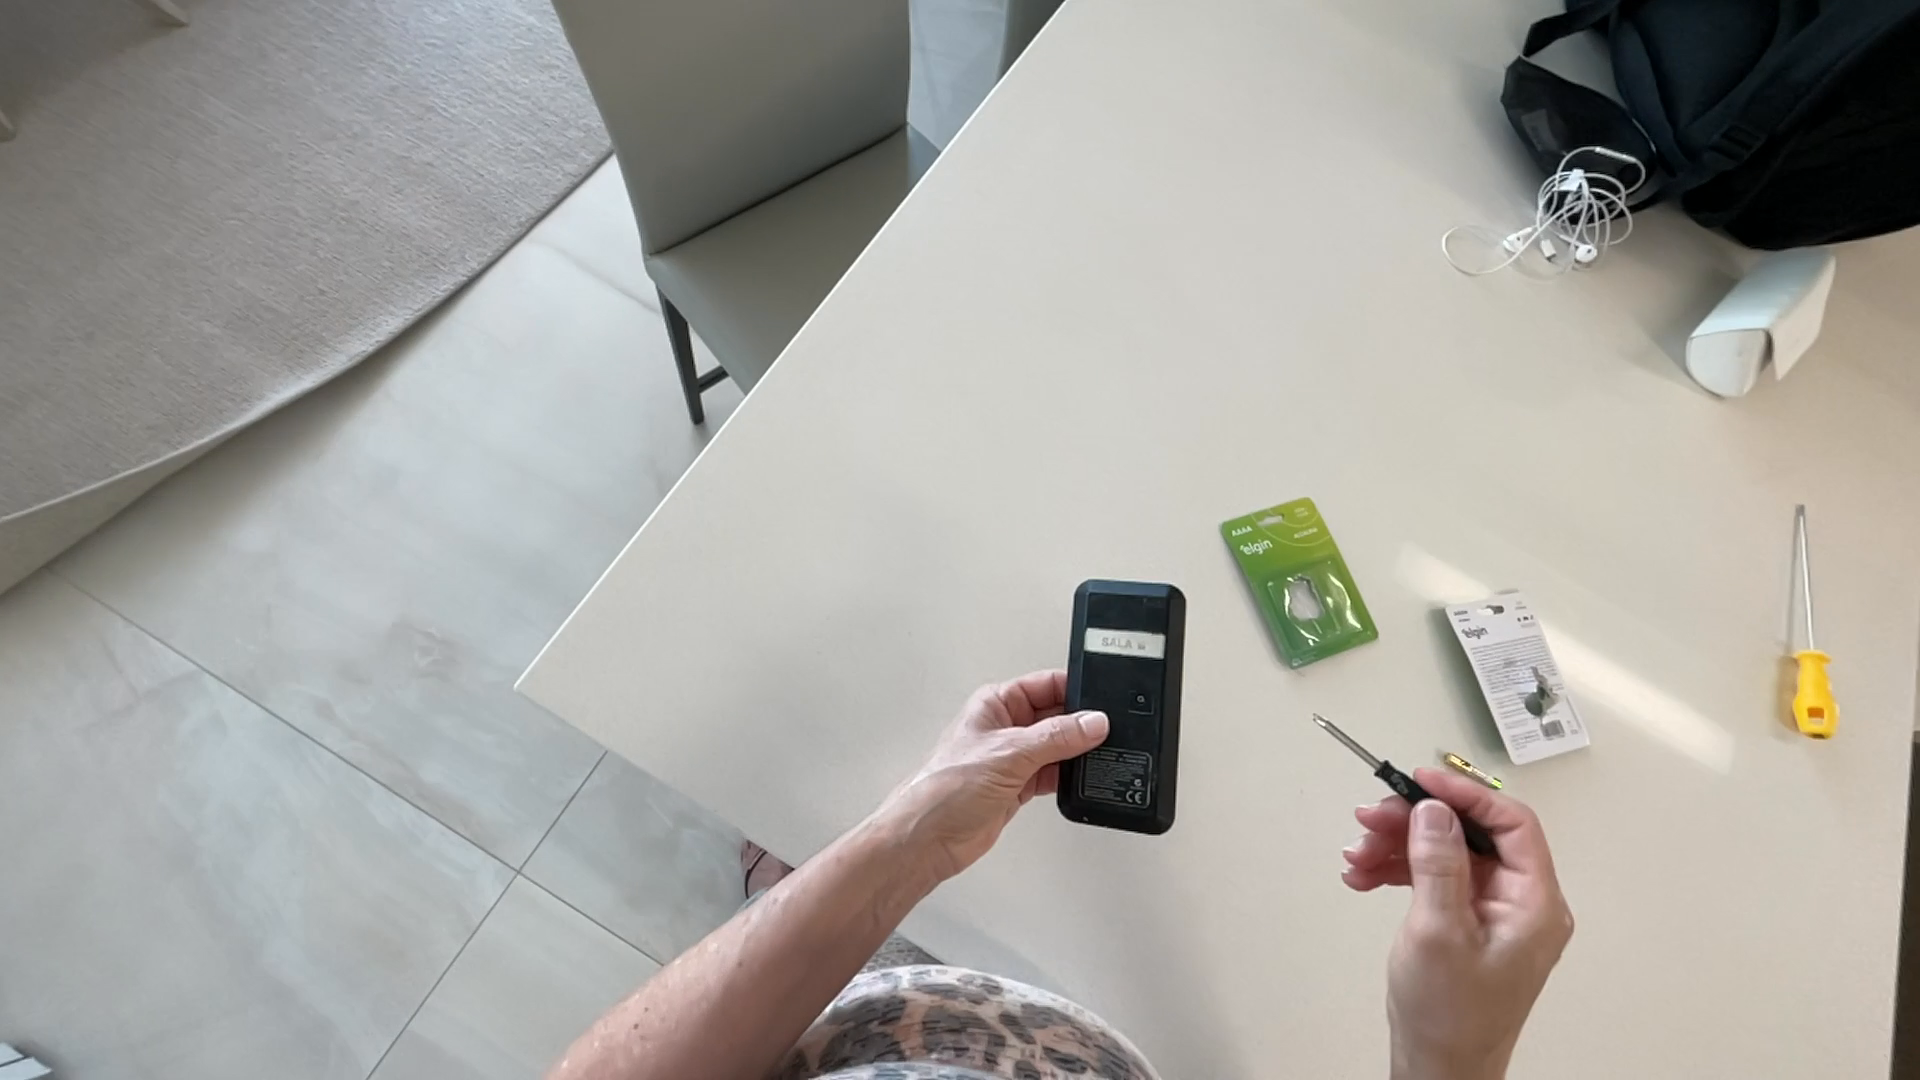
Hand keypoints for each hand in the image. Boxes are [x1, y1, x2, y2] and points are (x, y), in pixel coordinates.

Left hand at [874, 670, 1108, 884]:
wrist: (929, 838)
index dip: (1075, 689)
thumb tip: (1092, 722)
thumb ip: (1056, 737)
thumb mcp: (1009, 752)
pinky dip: (1068, 776)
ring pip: (1058, 746)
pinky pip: (1053, 773)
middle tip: (1108, 732)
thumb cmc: (945, 787)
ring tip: (1099, 756)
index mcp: (996, 703)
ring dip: (1076, 752)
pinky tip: (1080, 779)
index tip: (1103, 701)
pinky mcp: (1018, 785)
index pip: (1045, 684)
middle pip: (1056, 715)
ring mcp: (1012, 757)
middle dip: (1081, 724)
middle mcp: (1005, 726)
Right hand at [1341, 769, 1573, 1079]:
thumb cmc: (1449, 1010)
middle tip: (1367, 819)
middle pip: (1464, 832)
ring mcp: (1487, 907)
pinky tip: (1361, 875)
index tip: (1417, 779)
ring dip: (1391, 845)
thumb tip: (1433, 808)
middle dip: (1410, 822)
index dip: (1464, 793)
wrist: (1438, 1062)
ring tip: (1355, 857)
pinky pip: (1425, 872)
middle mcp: (1516, 899)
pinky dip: (1391, 868)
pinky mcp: (1460, 914)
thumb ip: (1437, 864)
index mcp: (1533, 903)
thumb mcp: (1438, 930)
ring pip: (1438, 848)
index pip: (1511, 824)